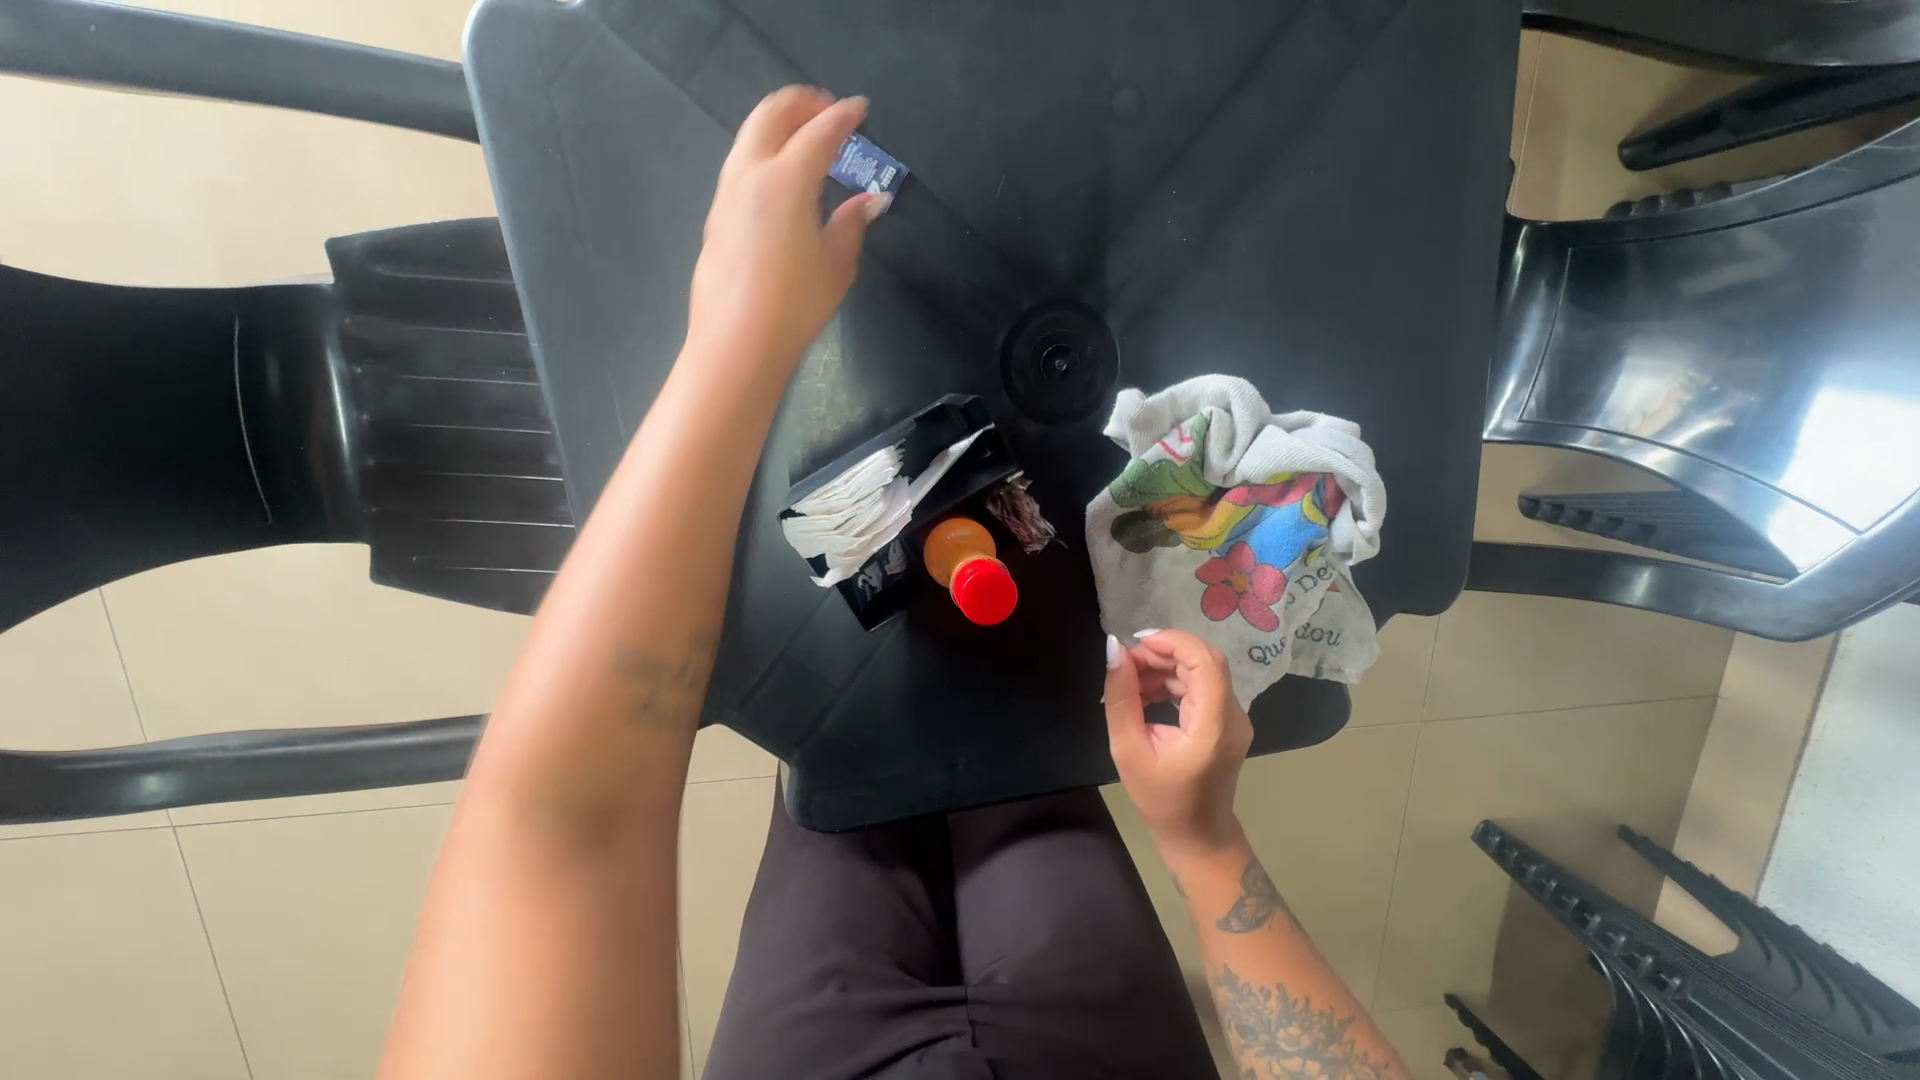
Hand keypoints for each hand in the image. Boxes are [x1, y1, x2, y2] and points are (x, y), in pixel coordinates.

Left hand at [688, 86, 891, 368]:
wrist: (737, 342)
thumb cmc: (795, 305)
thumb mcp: (836, 264)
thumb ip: (853, 223)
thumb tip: (872, 201)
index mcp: (785, 181)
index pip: (819, 133)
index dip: (844, 117)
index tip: (861, 108)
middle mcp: (749, 176)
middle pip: (770, 115)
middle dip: (801, 103)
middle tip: (827, 111)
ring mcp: (726, 196)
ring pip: (749, 138)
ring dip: (778, 128)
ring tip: (804, 143)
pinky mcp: (716, 220)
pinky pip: (741, 169)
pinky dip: (764, 156)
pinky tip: (781, 184)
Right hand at [1104, 629, 1253, 858]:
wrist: (1197, 835)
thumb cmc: (1160, 799)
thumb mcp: (1128, 749)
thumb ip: (1121, 697)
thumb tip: (1113, 650)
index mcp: (1214, 725)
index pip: (1204, 661)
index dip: (1172, 641)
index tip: (1135, 644)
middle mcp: (1233, 715)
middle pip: (1203, 661)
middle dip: (1162, 652)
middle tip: (1124, 665)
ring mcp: (1234, 718)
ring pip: (1202, 671)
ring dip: (1165, 667)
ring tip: (1128, 683)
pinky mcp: (1227, 721)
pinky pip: (1202, 686)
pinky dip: (1173, 681)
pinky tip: (1145, 693)